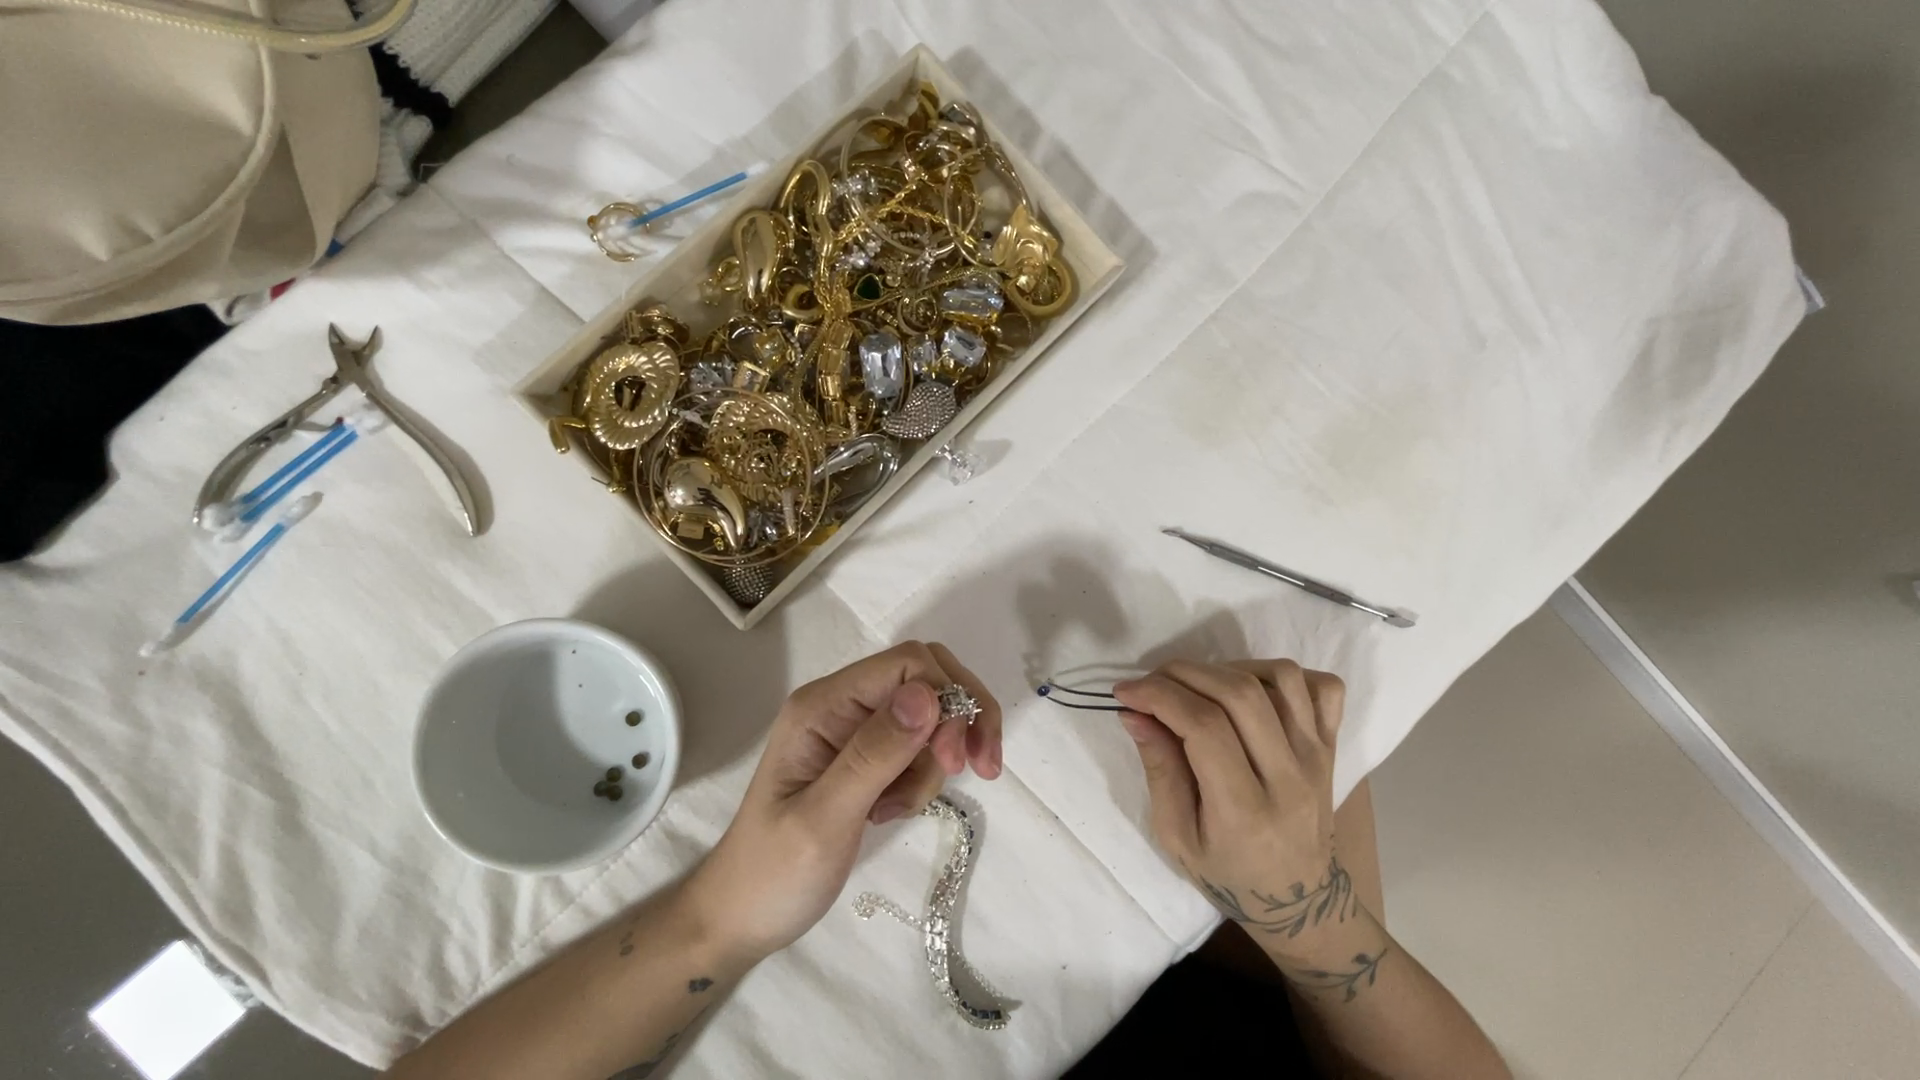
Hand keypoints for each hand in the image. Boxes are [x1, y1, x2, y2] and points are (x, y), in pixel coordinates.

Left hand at [682, 641, 1001, 963]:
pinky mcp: (865, 759)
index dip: (946, 698)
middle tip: (976, 771)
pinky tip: (890, 814)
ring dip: (934, 762)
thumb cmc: (774, 872)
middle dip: (960, 719)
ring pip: (929, 718)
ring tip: (897, 811)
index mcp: (823, 706)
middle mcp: (841, 706)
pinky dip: (922, 779)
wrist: (744, 917)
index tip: (954, 760)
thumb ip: (874, 754)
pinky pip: (917, 750)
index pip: (907, 663)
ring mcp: (853, 732)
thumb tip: (928, 695)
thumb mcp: (824, 818)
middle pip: (928, 679)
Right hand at [1114, 659, 1356, 962]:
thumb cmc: (1227, 873)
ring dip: (1227, 668)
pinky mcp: (1333, 747)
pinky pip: (1323, 687)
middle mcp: (1290, 778)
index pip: (1205, 727)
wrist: (1297, 900)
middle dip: (1183, 674)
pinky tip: (1250, 689)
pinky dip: (1283, 675)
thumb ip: (1159, 770)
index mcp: (1246, 811)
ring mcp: (1318, 758)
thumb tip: (1135, 712)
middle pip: (1239, 695)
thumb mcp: (1176, 836)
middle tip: (1151, 682)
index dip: (1160, 696)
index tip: (1125, 691)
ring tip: (1197, 686)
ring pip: (1281, 679)